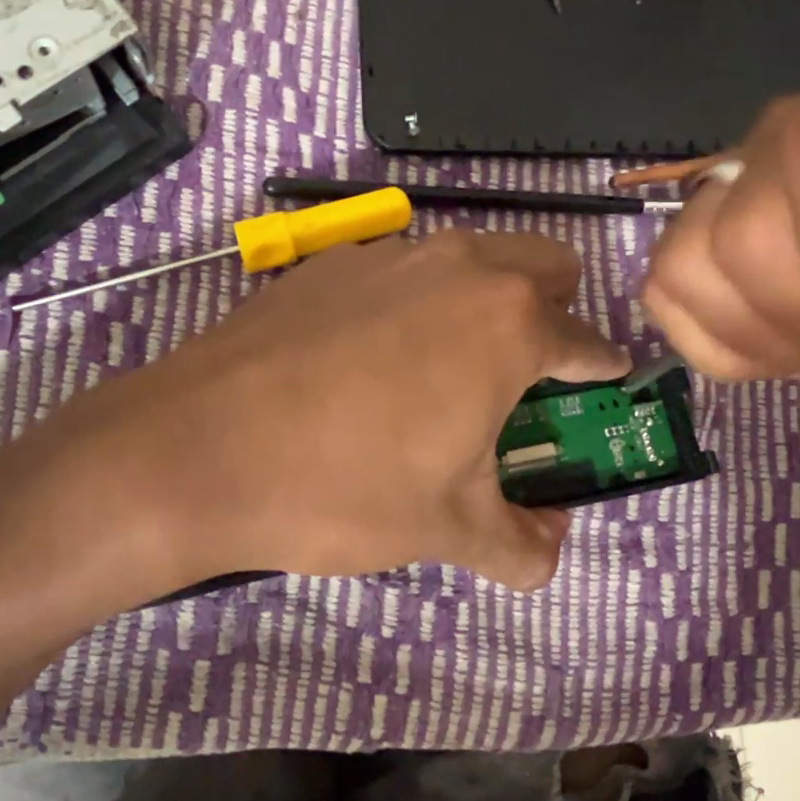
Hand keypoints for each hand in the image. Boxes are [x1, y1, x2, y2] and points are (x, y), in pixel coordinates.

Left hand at [16, 232, 630, 595]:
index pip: (589, 341)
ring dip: (483, 302)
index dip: (604, 373)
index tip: (602, 394)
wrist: (195, 448)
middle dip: (555, 314)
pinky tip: (370, 362)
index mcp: (510, 323)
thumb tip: (553, 547)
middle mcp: (460, 267)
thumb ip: (523, 545)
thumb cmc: (342, 487)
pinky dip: (414, 303)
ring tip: (447, 373)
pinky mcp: (330, 262)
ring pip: (471, 259)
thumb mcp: (447, 530)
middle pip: (544, 267)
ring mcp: (390, 253)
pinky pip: (402, 270)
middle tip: (526, 379)